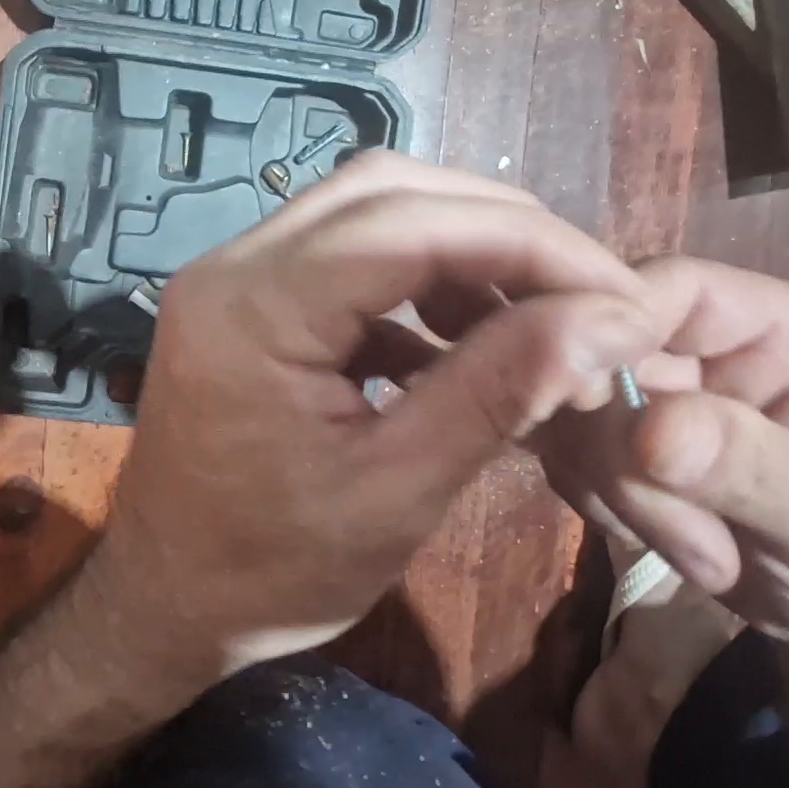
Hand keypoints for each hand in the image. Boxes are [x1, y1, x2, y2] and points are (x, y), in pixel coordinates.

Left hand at [86, 154, 669, 674]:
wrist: (169, 595)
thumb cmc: (273, 568)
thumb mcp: (398, 489)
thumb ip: (498, 389)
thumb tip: (612, 317)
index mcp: (253, 309)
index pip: (404, 224)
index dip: (525, 240)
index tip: (619, 289)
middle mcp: (229, 267)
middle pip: (382, 192)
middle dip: (496, 228)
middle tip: (583, 292)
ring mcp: (228, 278)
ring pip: (363, 214)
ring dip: (456, 250)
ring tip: (535, 317)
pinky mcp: (242, 303)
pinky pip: (338, 259)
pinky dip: (410, 282)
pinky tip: (460, 336)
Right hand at [544, 257, 788, 654]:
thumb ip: (756, 469)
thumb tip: (652, 429)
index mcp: (787, 332)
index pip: (672, 288)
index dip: (613, 325)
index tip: (587, 397)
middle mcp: (708, 347)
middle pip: (603, 353)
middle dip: (623, 452)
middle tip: (696, 542)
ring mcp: (656, 391)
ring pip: (572, 406)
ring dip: (615, 489)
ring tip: (706, 557)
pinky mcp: (618, 436)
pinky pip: (563, 448)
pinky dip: (596, 500)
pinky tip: (660, 542)